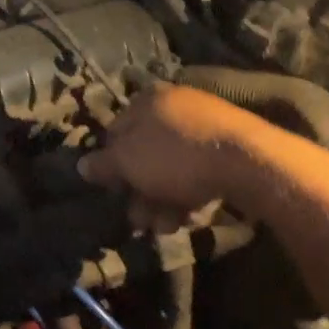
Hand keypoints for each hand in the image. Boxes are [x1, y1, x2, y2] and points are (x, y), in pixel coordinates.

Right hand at [77, 84, 266, 232]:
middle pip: (144, 154)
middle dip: (139, 192)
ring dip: (161, 201)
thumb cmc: (175, 156)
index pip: (114, 132)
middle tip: (140, 219)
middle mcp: (175, 107)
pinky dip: (188, 195)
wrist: (248, 162)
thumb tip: (81, 165)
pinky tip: (188, 218)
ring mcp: (205, 126)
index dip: (109, 165)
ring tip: (165, 227)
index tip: (114, 192)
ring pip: (171, 168)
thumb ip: (103, 164)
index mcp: (147, 101)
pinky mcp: (229, 148)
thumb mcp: (127, 161)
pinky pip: (198, 172)